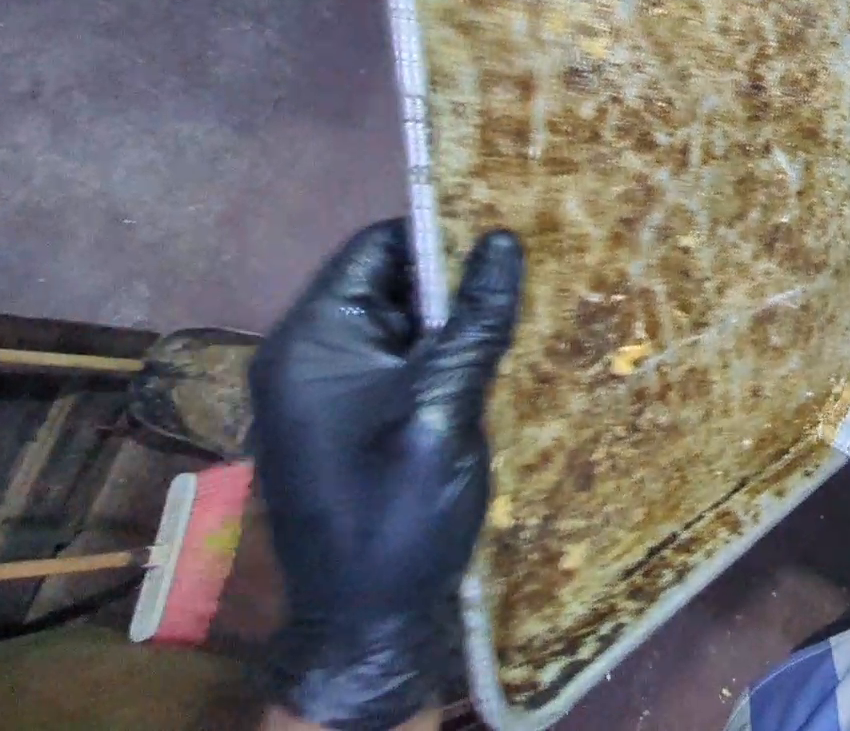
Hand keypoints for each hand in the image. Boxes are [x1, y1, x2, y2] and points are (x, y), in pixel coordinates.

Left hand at [251, 219, 522, 730]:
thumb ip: (475, 322)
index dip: (441, 233)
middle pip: (394, 282)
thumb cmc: (396, 508)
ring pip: (409, 322)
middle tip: (534, 267)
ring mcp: (336, 389)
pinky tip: (505, 356)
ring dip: (463, 318)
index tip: (510, 229)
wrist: (367, 620)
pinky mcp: (360, 418)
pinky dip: (455, 353)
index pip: (377, 249)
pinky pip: (411, 361)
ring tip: (531, 307)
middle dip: (460, 276)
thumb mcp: (443, 406)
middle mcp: (315, 354)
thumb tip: (505, 240)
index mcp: (315, 340)